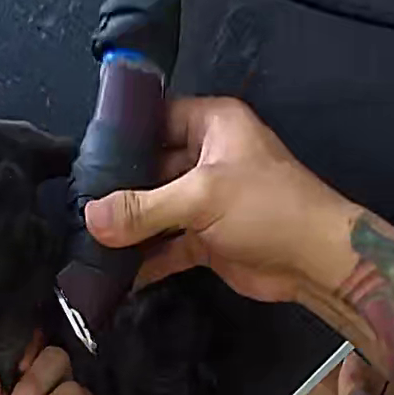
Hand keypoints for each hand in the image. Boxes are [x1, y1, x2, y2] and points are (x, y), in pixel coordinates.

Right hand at [83, 97, 362, 301]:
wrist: (313, 261)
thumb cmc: (267, 209)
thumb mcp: (202, 198)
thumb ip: (146, 208)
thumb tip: (93, 218)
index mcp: (212, 125)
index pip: (156, 120)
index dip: (123, 136)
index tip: (86, 160)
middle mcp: (208, 160)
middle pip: (152, 171)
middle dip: (121, 193)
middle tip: (80, 211)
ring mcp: (208, 205)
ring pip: (160, 214)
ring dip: (133, 232)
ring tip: (92, 245)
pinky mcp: (210, 242)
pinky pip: (171, 248)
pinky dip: (150, 261)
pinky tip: (121, 274)